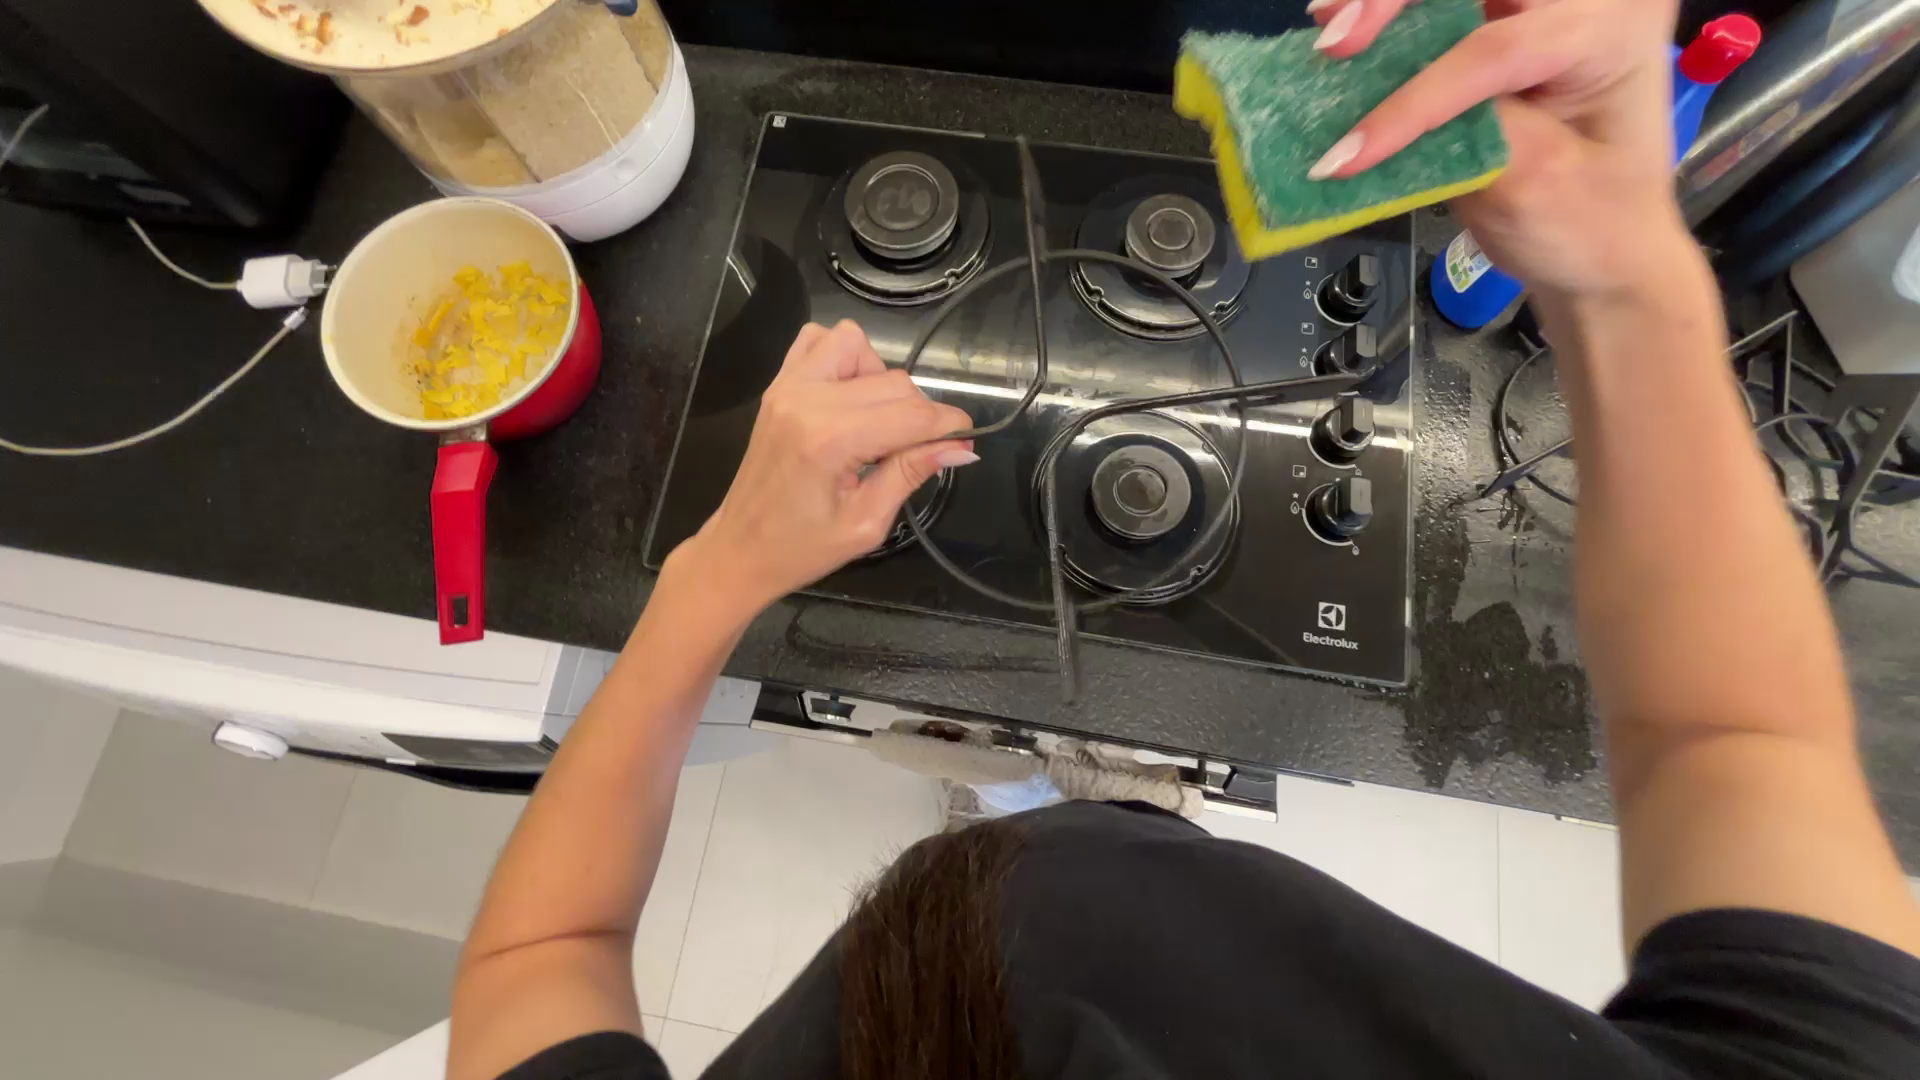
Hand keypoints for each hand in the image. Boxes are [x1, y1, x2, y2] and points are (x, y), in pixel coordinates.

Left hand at [668, 320, 976, 615]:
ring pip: (857, 346)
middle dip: (920, 413)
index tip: (966, 439)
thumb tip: (961, 447)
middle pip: (893, 381)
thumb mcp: (866, 523)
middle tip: (917, 450)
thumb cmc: (802, 549)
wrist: (740, 549)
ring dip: (880, 378)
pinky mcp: (777, 385)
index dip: (948, 425)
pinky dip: (844, 359)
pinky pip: (817, 341)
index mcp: (829, 440)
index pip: (911, 415)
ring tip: (877, 421)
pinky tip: (849, 397)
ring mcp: (787, 386)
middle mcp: (807, 400)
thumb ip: (910, 474)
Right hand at [1306, 0, 1688, 298]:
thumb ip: (1474, 134)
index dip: (1412, 103)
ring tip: (1324, 22)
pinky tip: (1345, 19)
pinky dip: (1394, 13)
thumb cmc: (1581, 224)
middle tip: (1334, 45)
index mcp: (1611, 31)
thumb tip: (1399, 116)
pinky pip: (1445, 9)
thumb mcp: (1531, 188)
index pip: (1494, 52)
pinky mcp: (1510, 28)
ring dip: (1387, 1)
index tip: (1343, 161)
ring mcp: (1545, 9)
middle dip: (1398, 0)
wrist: (1605, 243)